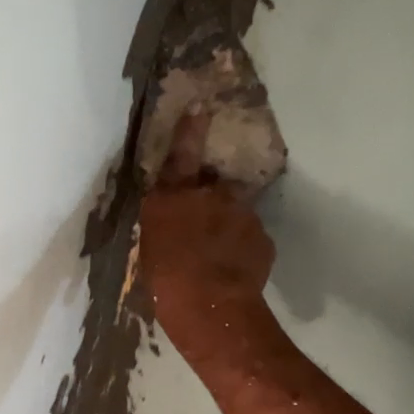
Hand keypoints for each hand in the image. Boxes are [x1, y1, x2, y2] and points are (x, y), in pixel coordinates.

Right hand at [140, 110, 274, 314]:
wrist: (211, 307)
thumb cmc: (164, 279)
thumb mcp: (150, 245)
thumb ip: (165, 222)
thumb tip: (176, 220)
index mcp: (172, 196)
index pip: (181, 155)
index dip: (190, 130)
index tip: (201, 105)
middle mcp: (209, 195)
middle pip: (213, 185)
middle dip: (209, 196)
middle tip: (199, 224)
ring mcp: (241, 214)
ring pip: (234, 212)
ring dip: (226, 225)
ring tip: (215, 257)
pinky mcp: (263, 237)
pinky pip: (249, 237)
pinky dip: (241, 248)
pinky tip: (231, 269)